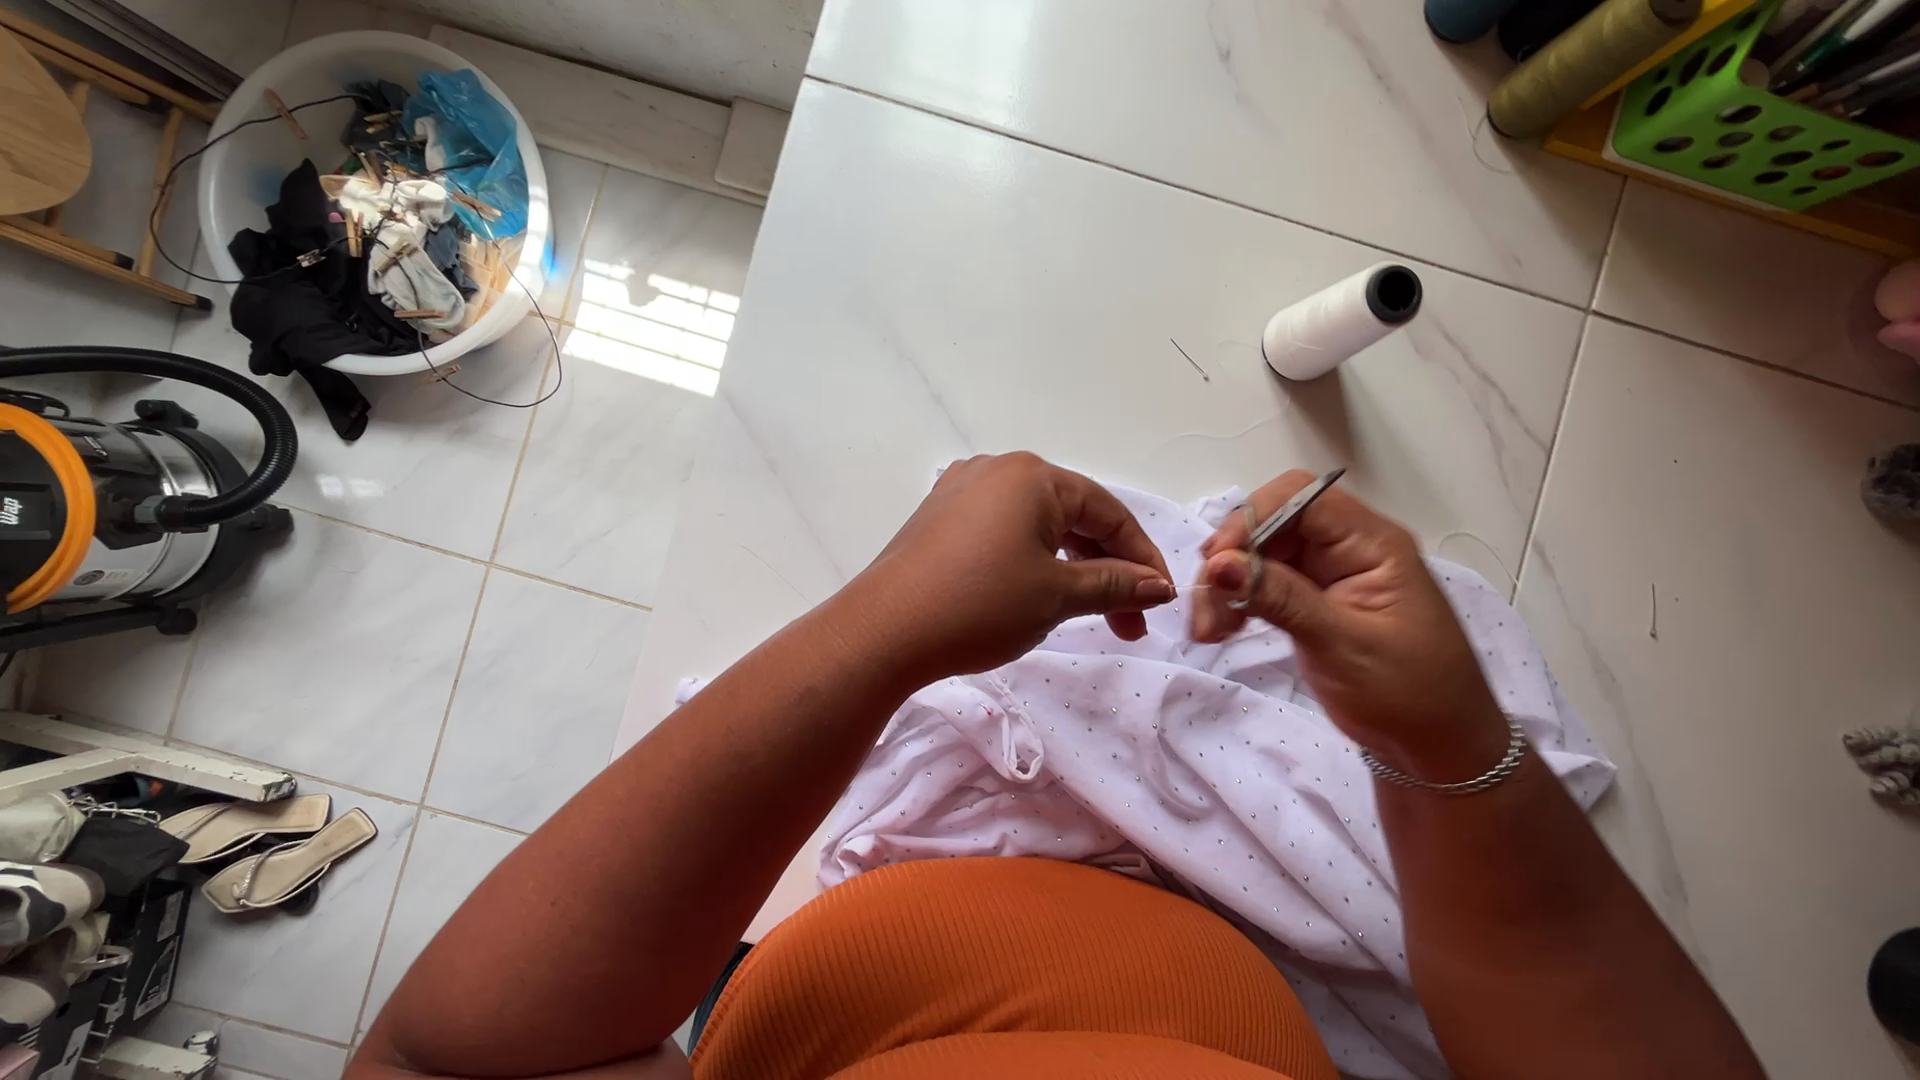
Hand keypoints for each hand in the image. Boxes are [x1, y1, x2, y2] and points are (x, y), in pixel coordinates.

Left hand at [837, 453, 1173, 686]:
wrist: (884, 632)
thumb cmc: (979, 606)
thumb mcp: (1056, 595)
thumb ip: (1113, 584)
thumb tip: (1157, 586)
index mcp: (1032, 476)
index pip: (1108, 511)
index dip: (1141, 557)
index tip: (1160, 600)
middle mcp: (997, 470)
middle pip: (1073, 515)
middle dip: (1107, 568)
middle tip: (1128, 623)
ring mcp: (962, 490)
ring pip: (1038, 525)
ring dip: (1071, 567)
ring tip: (1089, 614)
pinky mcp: (940, 517)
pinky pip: (1003, 531)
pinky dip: (1033, 560)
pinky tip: (1040, 592)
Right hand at [1188, 471, 1507, 778]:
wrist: (1436, 748)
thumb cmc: (1406, 694)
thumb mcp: (1341, 645)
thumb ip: (1279, 598)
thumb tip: (1218, 562)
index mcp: (1371, 544)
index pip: (1300, 497)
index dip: (1251, 518)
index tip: (1217, 563)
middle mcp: (1346, 547)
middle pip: (1270, 523)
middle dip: (1230, 559)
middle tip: (1206, 609)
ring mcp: (1327, 573)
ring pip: (1258, 554)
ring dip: (1225, 584)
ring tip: (1209, 630)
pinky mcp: (1310, 598)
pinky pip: (1261, 581)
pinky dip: (1235, 600)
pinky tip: (1221, 628)